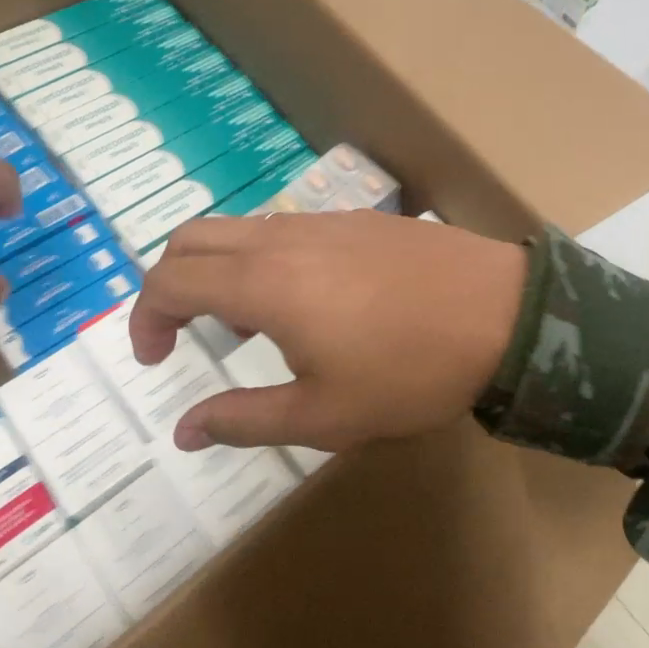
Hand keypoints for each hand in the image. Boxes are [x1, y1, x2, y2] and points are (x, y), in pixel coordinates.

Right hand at [131, 211, 527, 452]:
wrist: (504, 314)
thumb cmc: (411, 372)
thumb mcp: (325, 415)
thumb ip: (245, 419)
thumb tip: (184, 428)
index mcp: (265, 282)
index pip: (171, 279)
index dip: (144, 318)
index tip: (155, 359)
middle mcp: (286, 237)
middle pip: (195, 235)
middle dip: (170, 280)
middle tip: (184, 332)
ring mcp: (329, 220)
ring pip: (245, 227)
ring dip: (223, 267)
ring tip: (251, 324)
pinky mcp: (364, 219)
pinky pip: (290, 227)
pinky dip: (267, 256)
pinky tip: (310, 301)